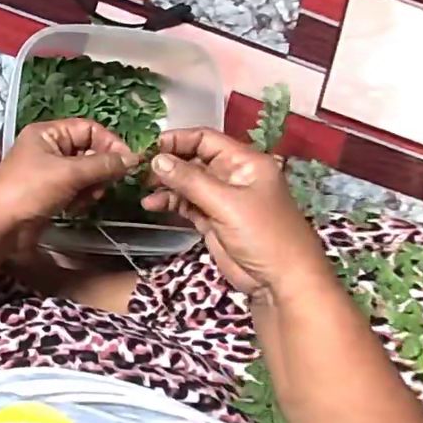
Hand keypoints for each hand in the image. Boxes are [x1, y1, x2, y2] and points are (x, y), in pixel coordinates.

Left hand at [0, 119, 138, 250]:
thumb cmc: (29, 190)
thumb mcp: (68, 173)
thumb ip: (102, 165)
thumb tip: (133, 159)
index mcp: (48, 133)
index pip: (89, 129)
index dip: (110, 143)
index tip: (128, 163)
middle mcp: (48, 148)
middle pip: (89, 151)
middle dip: (100, 169)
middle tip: (102, 186)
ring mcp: (49, 171)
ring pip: (85, 173)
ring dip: (91, 187)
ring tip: (84, 199)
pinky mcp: (50, 192)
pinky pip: (76, 189)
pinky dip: (80, 198)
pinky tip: (74, 208)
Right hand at [142, 127, 328, 294]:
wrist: (282, 283)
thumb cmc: (263, 235)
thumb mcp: (226, 203)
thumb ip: (189, 180)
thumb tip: (156, 159)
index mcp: (244, 162)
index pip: (205, 139)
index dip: (177, 140)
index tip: (149, 147)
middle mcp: (231, 175)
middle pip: (192, 159)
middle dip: (167, 163)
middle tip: (140, 170)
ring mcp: (221, 198)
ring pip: (186, 182)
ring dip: (164, 184)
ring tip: (143, 189)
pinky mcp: (212, 218)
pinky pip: (185, 203)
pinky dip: (168, 202)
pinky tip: (152, 205)